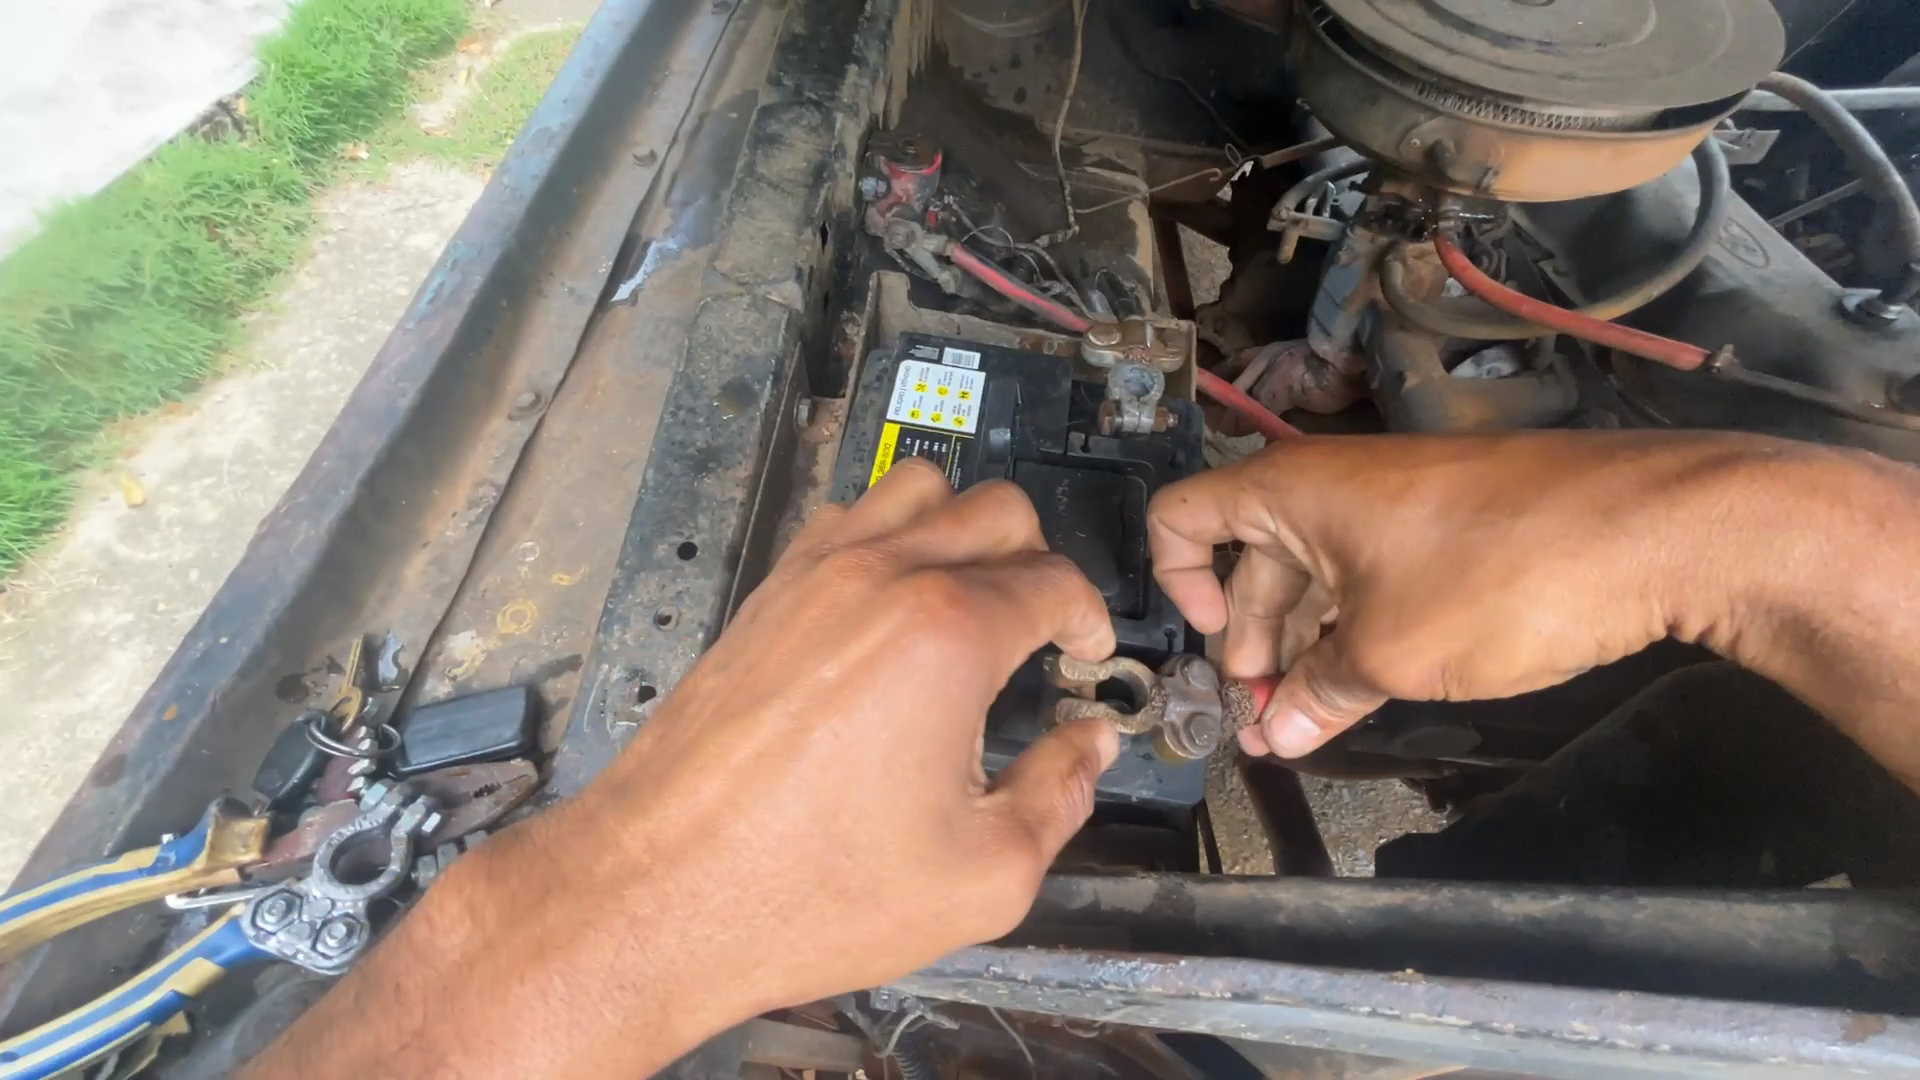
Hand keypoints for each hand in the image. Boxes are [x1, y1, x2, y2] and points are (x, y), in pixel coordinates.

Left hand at [577, 457, 1119, 1009]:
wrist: (658, 891)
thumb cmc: (814, 890)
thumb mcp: (982, 874)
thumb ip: (1061, 793)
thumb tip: (1090, 742)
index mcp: (947, 633)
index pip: (1054, 581)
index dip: (1088, 618)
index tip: (1084, 654)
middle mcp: (885, 575)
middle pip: (999, 510)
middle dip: (1040, 561)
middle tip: (1039, 626)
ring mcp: (820, 569)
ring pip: (921, 486)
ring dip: (964, 527)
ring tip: (968, 593)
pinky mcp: (773, 585)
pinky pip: (850, 514)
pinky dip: (891, 532)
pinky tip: (890, 598)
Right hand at [1147, 431, 1847, 759]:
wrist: (1670, 528)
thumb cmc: (1493, 579)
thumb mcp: (1388, 653)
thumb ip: (1317, 697)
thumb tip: (1272, 741)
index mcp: (1284, 493)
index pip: (1177, 518)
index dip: (1176, 584)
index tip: (1216, 642)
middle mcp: (1319, 490)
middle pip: (1248, 569)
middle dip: (1251, 650)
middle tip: (1265, 725)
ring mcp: (1380, 507)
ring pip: (1309, 582)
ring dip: (1301, 654)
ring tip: (1307, 726)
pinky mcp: (1432, 527)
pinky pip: (1361, 580)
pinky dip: (1349, 633)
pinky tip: (1357, 690)